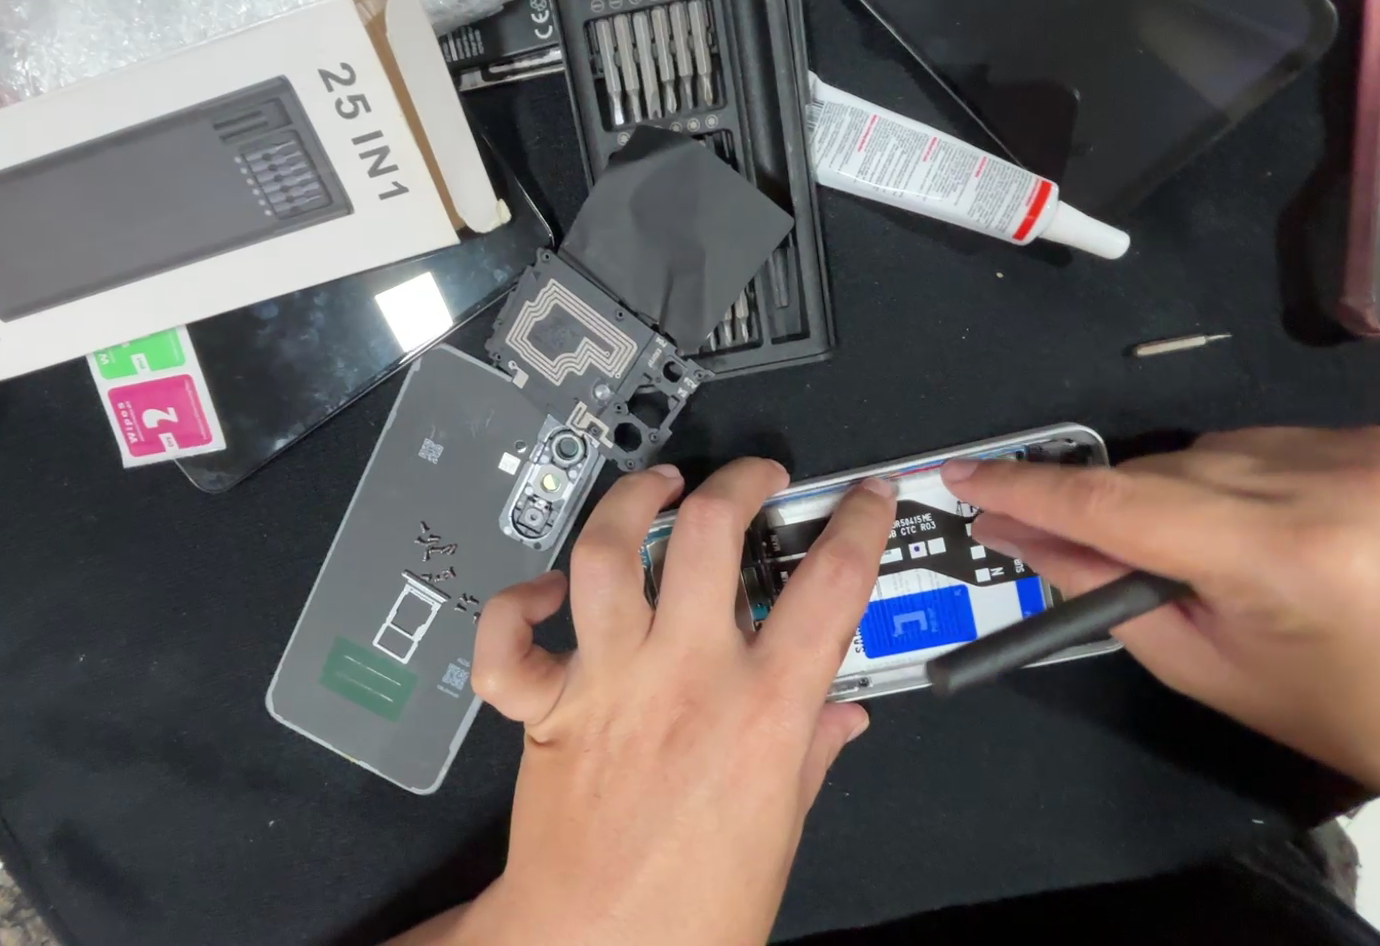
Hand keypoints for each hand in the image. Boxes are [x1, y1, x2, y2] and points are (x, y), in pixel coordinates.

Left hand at [450, 460, 896, 945]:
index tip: (868, 498)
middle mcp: (684, 675)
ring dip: (631, 502)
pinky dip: (517, 601)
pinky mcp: (546, 702)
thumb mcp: (782, 827)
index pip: (830, 589)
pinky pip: (511, 636)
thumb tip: (847, 715)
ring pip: (607, 553)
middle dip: (739, 482)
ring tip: (658, 487)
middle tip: (755, 476)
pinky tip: (546, 588)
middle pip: (710, 535)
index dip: (859, 526)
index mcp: (761, 710)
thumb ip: (812, 754)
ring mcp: (608, 679)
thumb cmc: (697, 907)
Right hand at [944, 427, 1379, 887]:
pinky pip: (1252, 445)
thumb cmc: (1358, 721)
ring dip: (1160, 495)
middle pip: (1152, 473)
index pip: (1115, 505)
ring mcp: (1371, 451)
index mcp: (1290, 557)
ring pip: (1197, 453)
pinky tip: (1243, 524)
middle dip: (1096, 506)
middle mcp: (1334, 483)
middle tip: (1053, 537)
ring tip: (1186, 552)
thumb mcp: (1204, 669)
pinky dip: (1219, 480)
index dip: (1024, 488)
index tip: (960, 476)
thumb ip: (1096, 587)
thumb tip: (1014, 531)